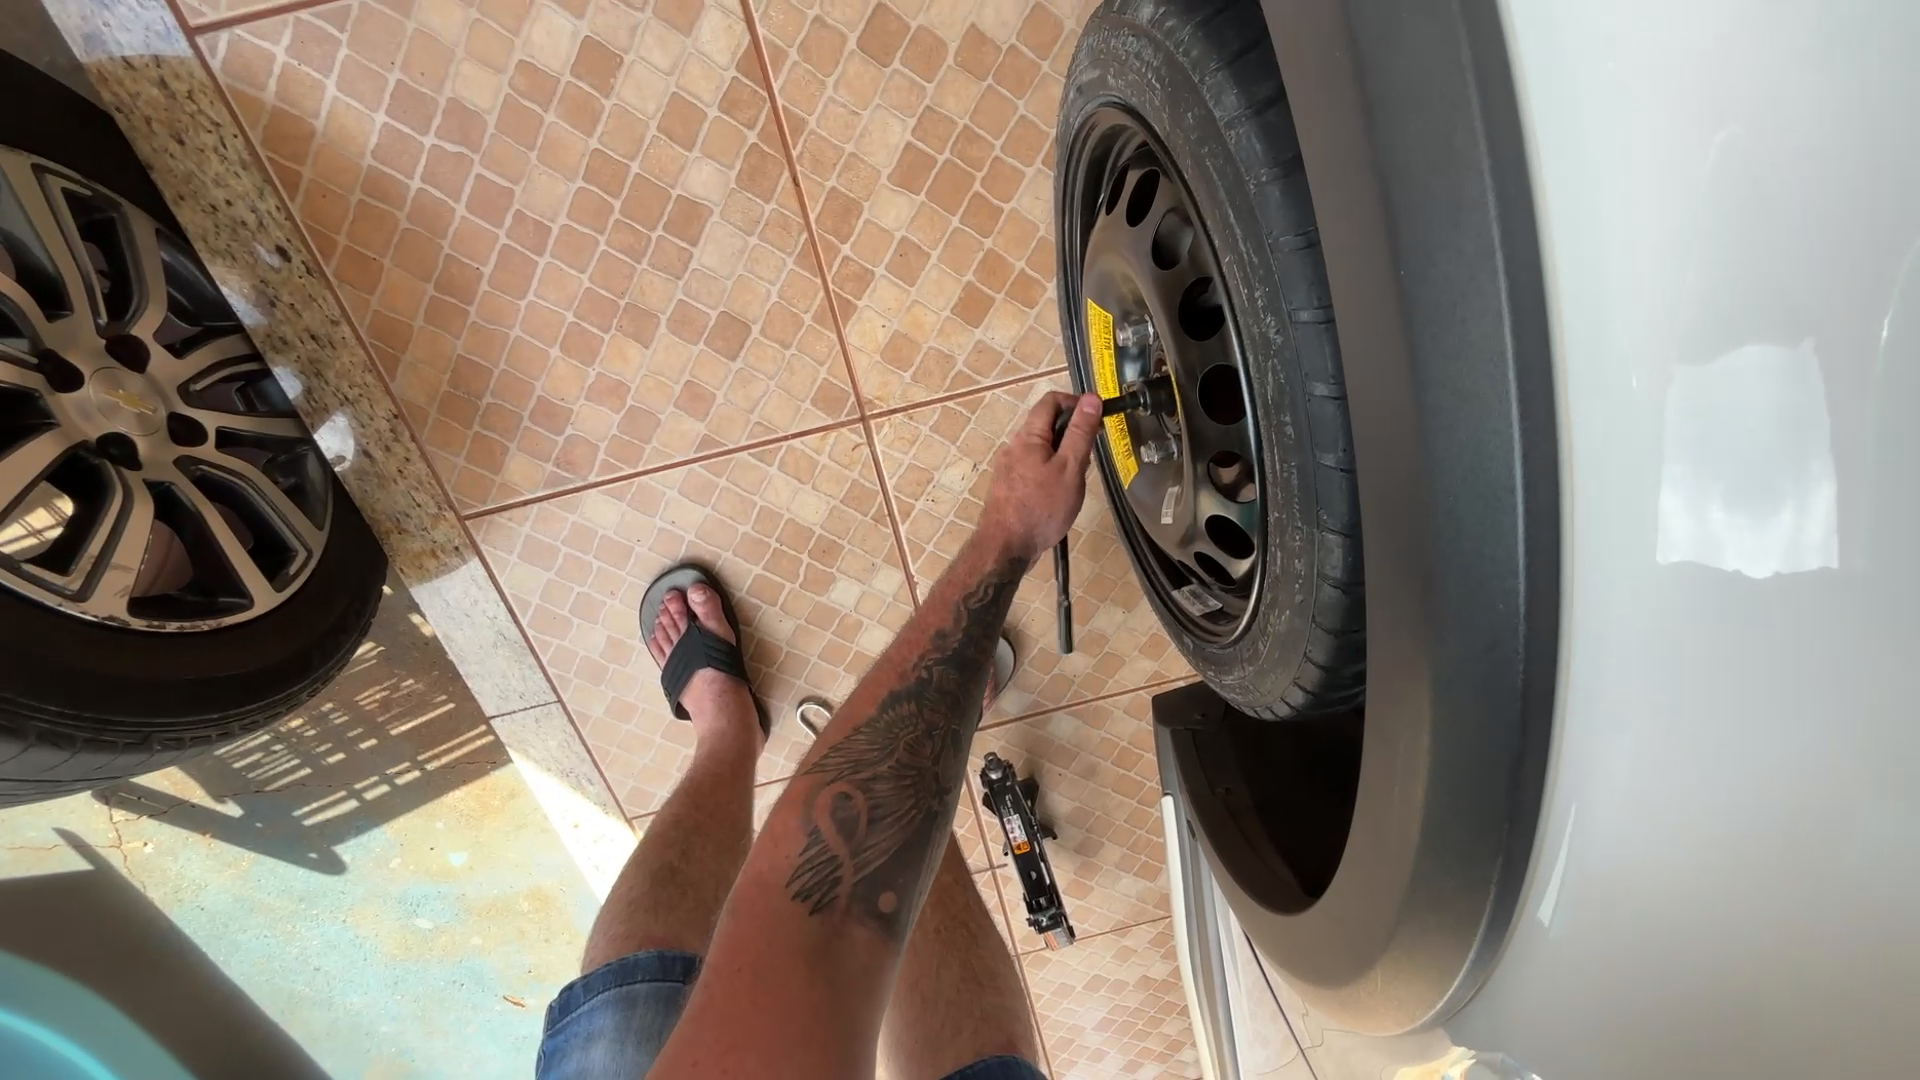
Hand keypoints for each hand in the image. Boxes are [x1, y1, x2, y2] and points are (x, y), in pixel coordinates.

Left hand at [978, 392, 1102, 562]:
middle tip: (1090, 457)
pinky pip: (1034, 468)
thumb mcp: (1069, 468)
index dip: (1076, 402)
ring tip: (1077, 479)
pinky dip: (1051, 472)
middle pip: (1046, 425)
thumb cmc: (1041, 507)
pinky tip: (1060, 495)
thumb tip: (1091, 398)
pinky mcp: (1009, 487)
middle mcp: (1014, 446)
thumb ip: (1080, 433)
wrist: (1006, 548)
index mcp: (1028, 436)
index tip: (1097, 420)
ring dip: (1063, 456)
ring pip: (1041, 449)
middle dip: (1072, 433)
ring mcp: (1009, 467)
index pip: (1051, 401)